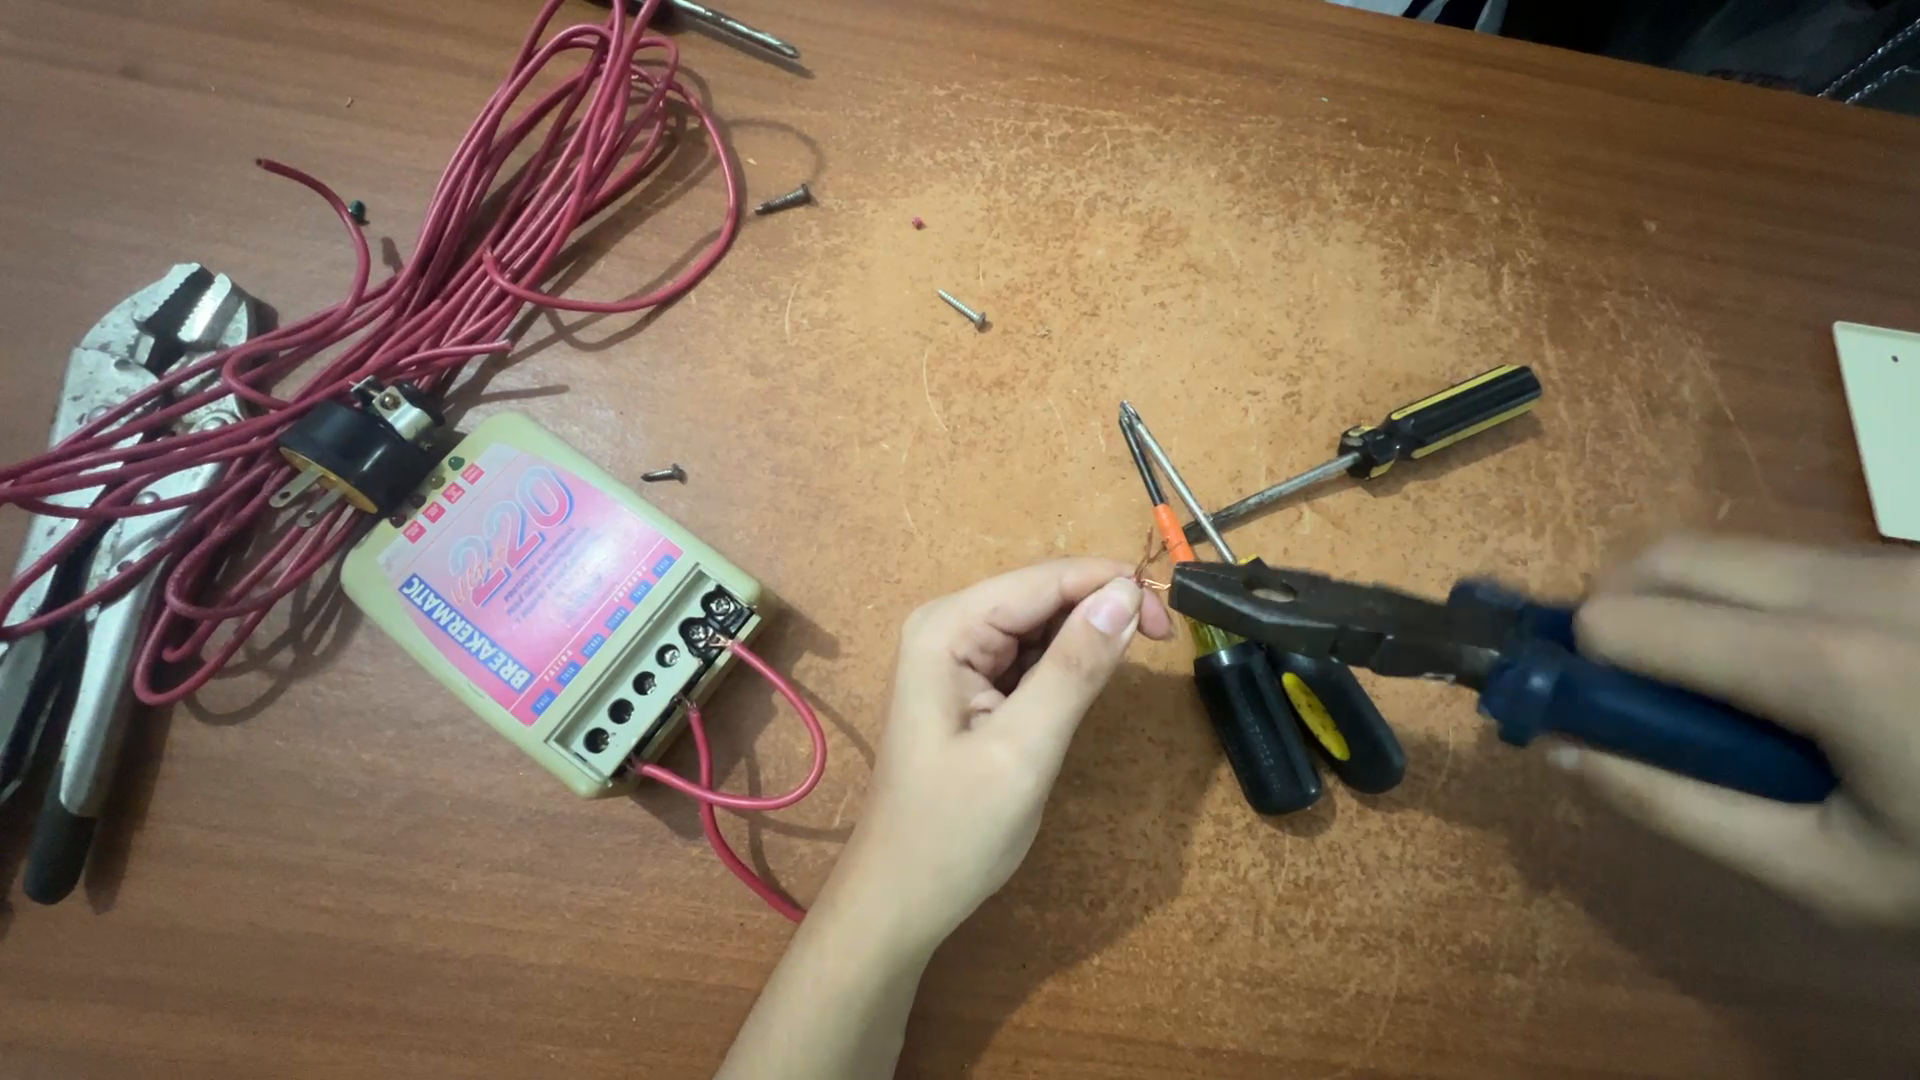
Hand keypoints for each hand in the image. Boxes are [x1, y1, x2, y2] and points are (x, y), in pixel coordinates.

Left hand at [820, 558, 1173, 952]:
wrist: (903, 894)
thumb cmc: (955, 831)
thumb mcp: (1023, 749)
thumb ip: (1075, 668)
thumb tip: (1126, 594)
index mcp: (947, 628)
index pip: (1043, 579)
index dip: (1110, 584)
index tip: (1168, 618)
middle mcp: (947, 625)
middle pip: (1041, 593)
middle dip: (1102, 607)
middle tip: (1161, 642)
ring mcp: (955, 653)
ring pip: (1040, 621)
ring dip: (1088, 634)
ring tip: (1126, 669)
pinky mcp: (970, 681)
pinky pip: (1030, 653)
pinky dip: (1066, 662)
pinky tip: (1087, 683)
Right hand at [1556, 534, 1919, 925]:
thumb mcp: (1831, 876)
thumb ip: (1672, 806)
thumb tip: (1556, 745)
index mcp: (1832, 668)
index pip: (1620, 619)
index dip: (1581, 666)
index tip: (1589, 713)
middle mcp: (1862, 590)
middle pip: (1659, 557)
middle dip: (1611, 612)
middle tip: (1630, 689)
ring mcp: (1905, 570)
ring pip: (1722, 552)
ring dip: (1674, 605)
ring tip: (1714, 687)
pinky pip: (1785, 563)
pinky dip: (1738, 603)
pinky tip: (1788, 674)